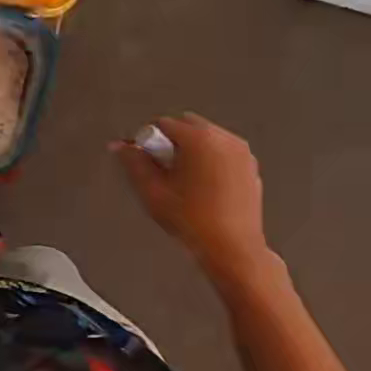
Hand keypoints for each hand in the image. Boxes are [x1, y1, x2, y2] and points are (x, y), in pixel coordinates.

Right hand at [111, 113, 270, 275]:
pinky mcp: (250, 167)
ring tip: (182, 180)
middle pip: (187, 125)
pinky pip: (222, 151)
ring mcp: (241, 152)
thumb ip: (133, 162)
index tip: (143, 161)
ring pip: (207, 137)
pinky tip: (201, 187)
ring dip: (190, 148)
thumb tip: (120, 146)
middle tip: (161, 169)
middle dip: (170, 141)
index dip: (147, 140)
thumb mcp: (152, 191)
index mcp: (199, 139)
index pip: (163, 124)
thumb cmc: (191, 219)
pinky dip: (209, 159)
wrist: (231, 246)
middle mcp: (224, 139)